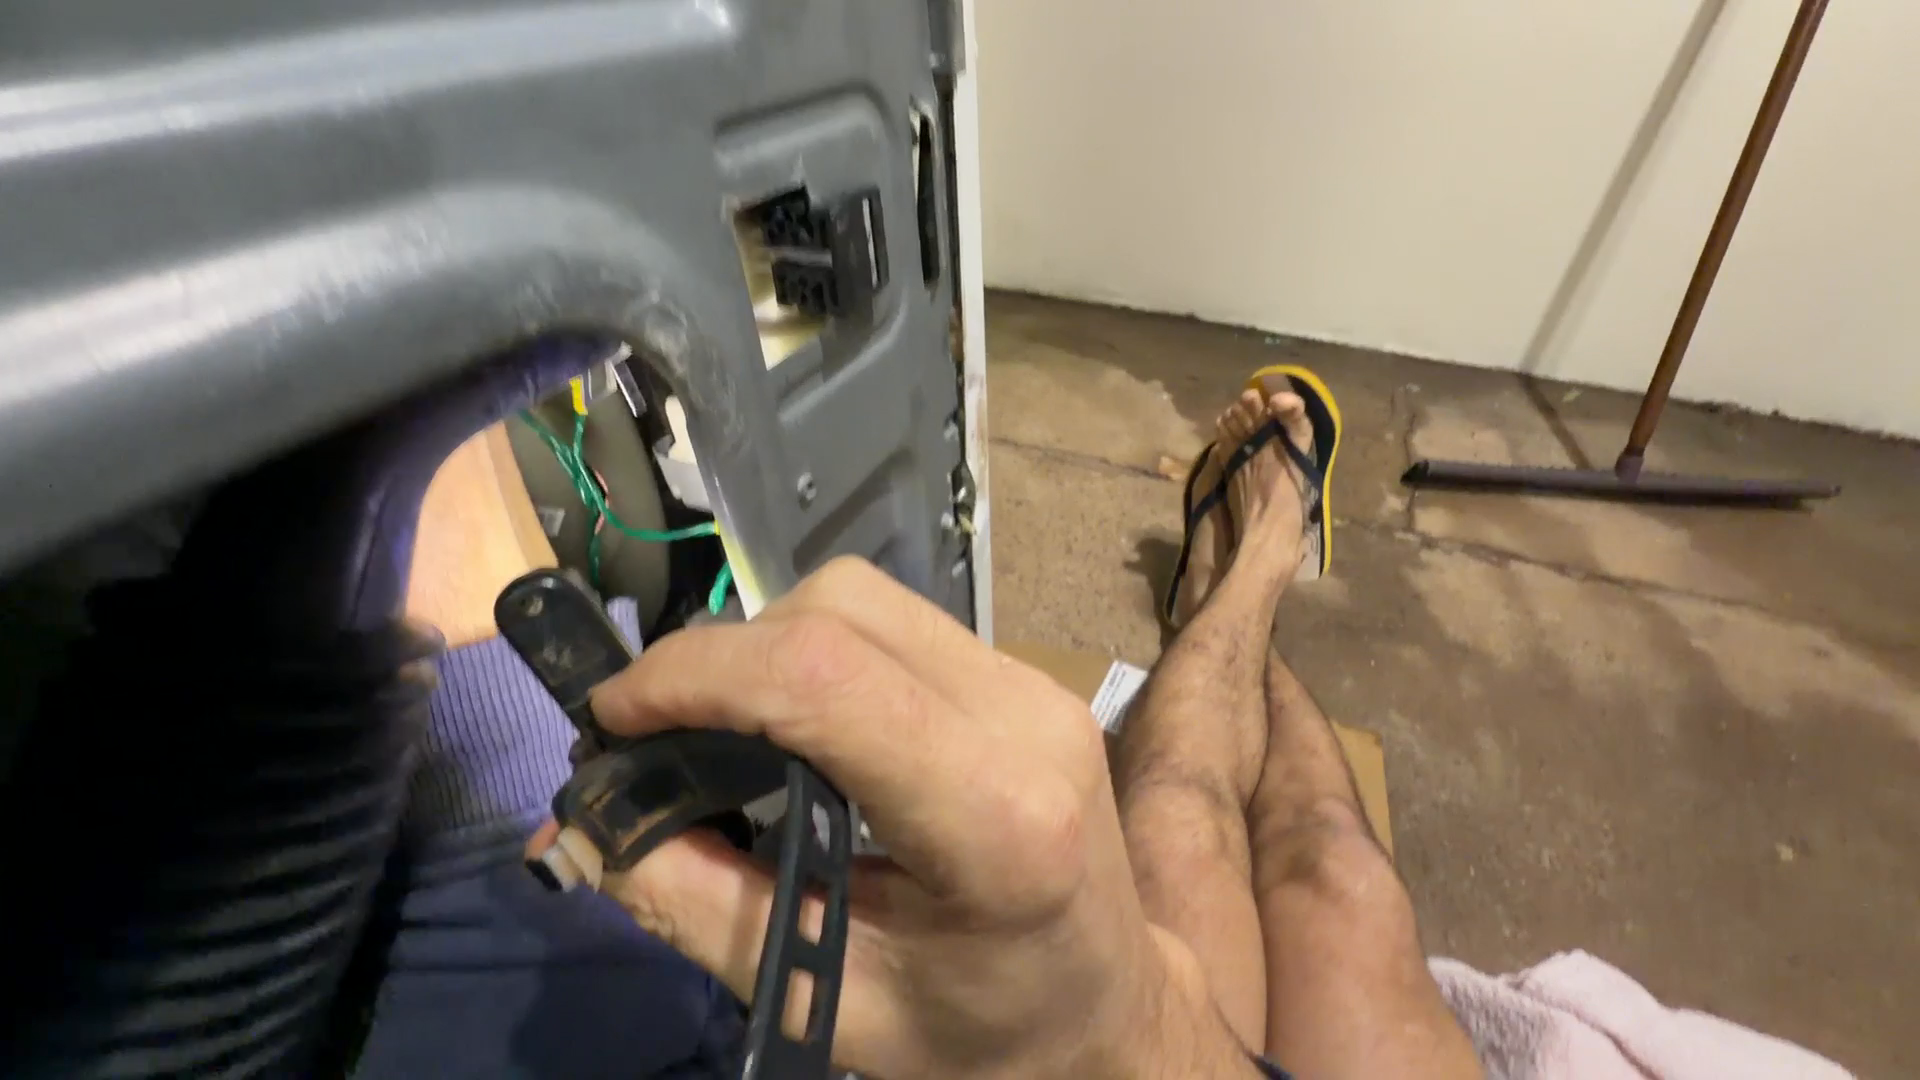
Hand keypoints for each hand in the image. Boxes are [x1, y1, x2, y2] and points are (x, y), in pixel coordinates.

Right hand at [563, 557, 1255, 1077]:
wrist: (1111, 1009)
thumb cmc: (983, 1036)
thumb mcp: (831, 999)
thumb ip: (698, 903)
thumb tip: (589, 818)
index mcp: (995, 817)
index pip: (827, 677)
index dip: (698, 673)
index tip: (616, 716)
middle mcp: (1025, 717)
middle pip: (844, 609)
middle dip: (728, 652)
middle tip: (667, 729)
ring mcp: (1033, 682)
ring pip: (868, 599)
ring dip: (773, 643)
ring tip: (731, 723)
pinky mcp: (1024, 675)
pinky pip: (898, 622)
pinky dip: (823, 649)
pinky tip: (805, 717)